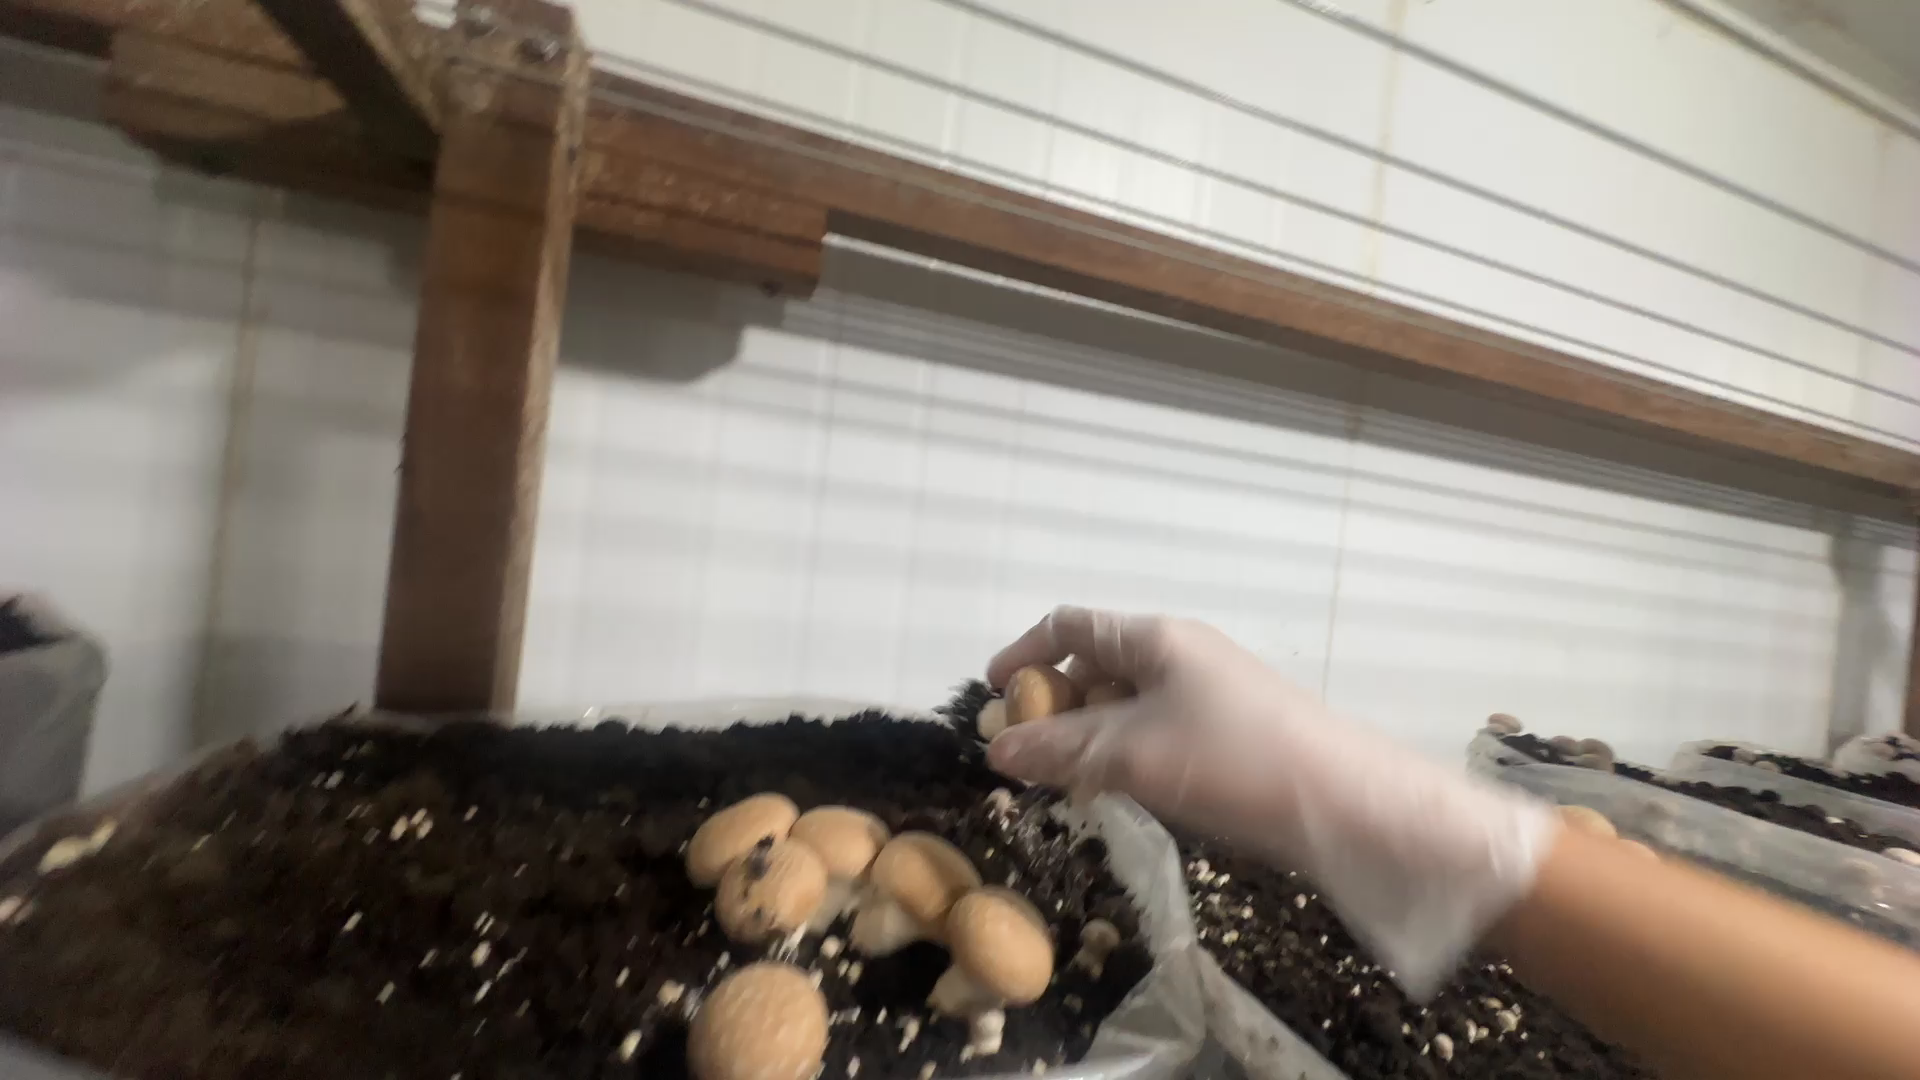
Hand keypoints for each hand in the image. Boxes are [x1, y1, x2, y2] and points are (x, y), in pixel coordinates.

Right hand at [985, 606, 1556, 996]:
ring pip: (1123, 700)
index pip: (1069, 624)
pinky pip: (1152, 726)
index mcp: (1153, 637)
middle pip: (1093, 661)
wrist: (1353, 805)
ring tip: (1065, 779)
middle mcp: (1176, 651)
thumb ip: (1060, 750)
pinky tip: (1116, 787)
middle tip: (1025, 751)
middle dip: (1052, 702)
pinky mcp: (1223, 727)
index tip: (990, 692)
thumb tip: (994, 750)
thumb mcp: (1134, 755)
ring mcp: (1204, 689)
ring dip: (1086, 732)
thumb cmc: (1234, 760)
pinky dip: (1121, 749)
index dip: (1023, 652)